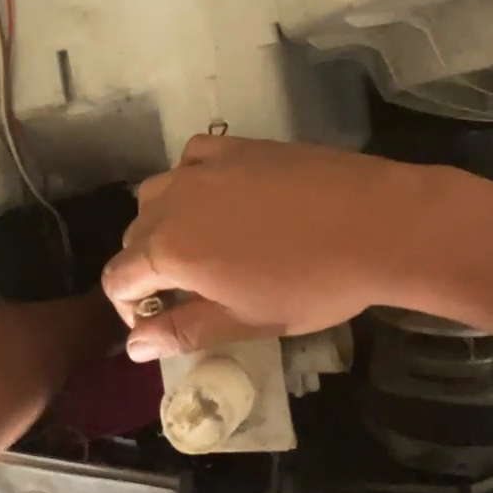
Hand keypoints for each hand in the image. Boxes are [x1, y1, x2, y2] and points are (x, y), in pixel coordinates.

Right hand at [102, 136, 441, 360]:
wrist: (375, 223)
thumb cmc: (311, 284)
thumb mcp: (245, 320)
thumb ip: (183, 330)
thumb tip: (134, 346)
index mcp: (169, 249)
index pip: (117, 278)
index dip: (129, 308)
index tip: (161, 322)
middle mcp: (174, 199)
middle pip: (134, 235)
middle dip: (147, 268)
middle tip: (189, 292)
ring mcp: (206, 166)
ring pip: (158, 194)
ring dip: (164, 223)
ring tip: (203, 246)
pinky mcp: (237, 146)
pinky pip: (192, 159)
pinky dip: (190, 180)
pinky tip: (217, 197)